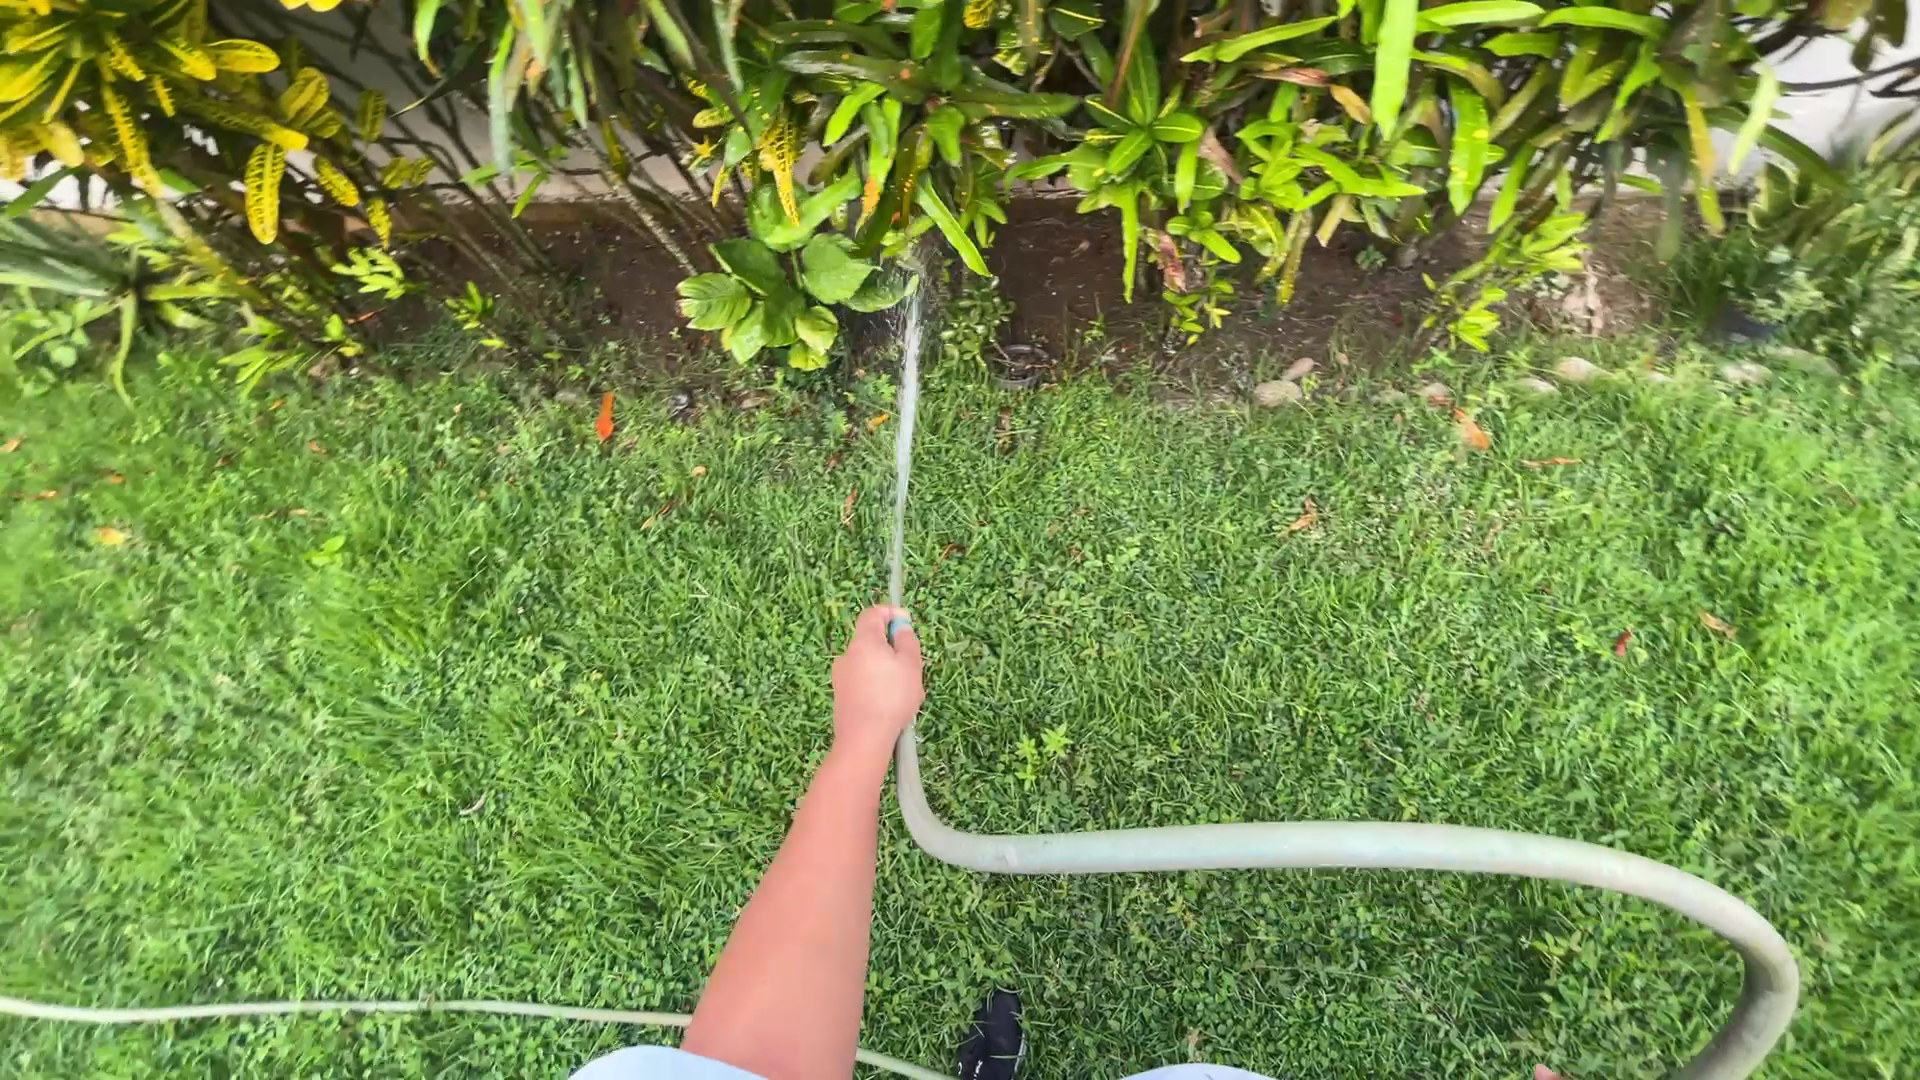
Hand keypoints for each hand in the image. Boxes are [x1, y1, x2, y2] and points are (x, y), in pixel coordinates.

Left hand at [831, 605, 923, 758]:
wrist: (864, 738)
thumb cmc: (892, 697)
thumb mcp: (910, 665)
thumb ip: (907, 641)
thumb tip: (900, 626)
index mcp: (864, 641)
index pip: (872, 613)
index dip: (889, 613)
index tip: (906, 623)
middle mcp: (847, 654)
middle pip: (870, 639)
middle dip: (890, 646)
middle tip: (910, 663)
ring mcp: (841, 676)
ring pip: (866, 662)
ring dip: (884, 667)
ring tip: (902, 689)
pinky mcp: (841, 695)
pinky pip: (861, 680)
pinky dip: (875, 684)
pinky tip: (888, 703)